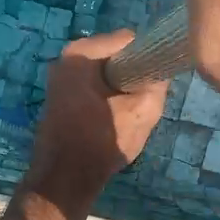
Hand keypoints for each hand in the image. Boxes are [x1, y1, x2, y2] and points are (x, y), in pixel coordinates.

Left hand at [27, 31, 168, 196]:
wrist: (64, 178)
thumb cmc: (101, 142)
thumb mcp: (143, 112)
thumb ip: (157, 85)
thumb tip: (159, 73)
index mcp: (81, 54)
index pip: (127, 41)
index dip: (147, 57)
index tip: (156, 79)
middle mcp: (66, 58)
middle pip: (114, 55)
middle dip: (132, 73)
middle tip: (143, 98)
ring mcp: (59, 77)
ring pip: (104, 72)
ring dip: (119, 87)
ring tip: (129, 110)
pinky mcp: (59, 95)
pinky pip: (91, 85)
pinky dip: (105, 95)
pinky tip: (113, 117)